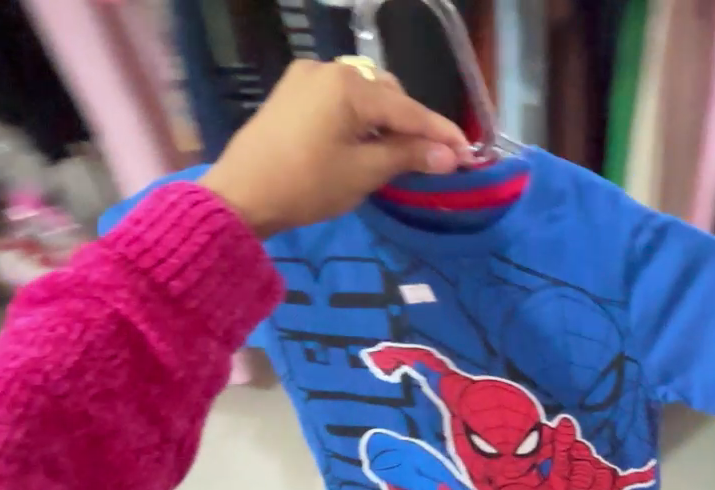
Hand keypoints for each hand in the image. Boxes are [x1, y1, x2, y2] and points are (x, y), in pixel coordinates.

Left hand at [201, 59, 472, 237]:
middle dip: (414, 124)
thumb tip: (450, 155)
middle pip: (389, 93)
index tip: (471, 155)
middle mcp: (329, 71)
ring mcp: (307, 79)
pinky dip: (364, 117)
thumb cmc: (308, 185)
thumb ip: (409, 157)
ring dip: (389, 119)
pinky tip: (369, 142)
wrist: (244, 194)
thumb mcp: (365, 173)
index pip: (409, 110)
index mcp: (349, 88)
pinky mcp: (293, 94)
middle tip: (435, 159)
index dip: (442, 134)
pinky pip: (342, 97)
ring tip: (402, 153)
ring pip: (366, 93)